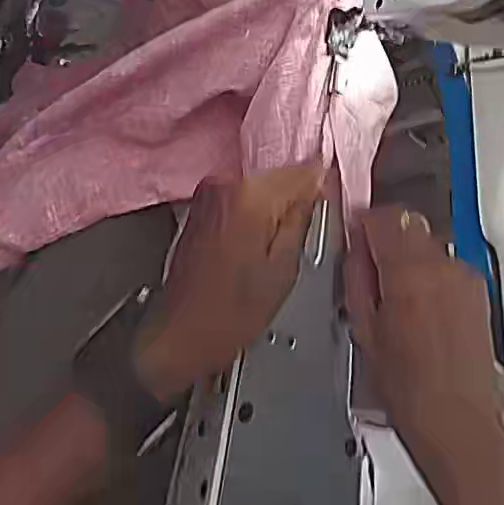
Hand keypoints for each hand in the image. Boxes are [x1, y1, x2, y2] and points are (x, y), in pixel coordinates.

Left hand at [132, 166, 322, 401]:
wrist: (178, 332)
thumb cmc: (230, 312)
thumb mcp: (283, 270)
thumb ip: (302, 219)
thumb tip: (315, 189)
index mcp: (252, 197)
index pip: (304, 172)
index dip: (321, 187)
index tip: (325, 205)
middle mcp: (228, 182)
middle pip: (281, 174)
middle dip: (295, 198)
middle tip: (298, 234)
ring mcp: (211, 188)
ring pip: (262, 182)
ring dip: (274, 203)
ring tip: (271, 242)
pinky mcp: (201, 199)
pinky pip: (242, 191)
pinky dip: (253, 208)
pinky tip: (253, 239)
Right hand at [344, 206, 503, 444]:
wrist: (457, 421)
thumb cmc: (411, 390)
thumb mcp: (364, 330)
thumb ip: (356, 277)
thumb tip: (355, 250)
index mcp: (407, 272)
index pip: (385, 217)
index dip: (365, 221)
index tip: (357, 229)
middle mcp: (440, 266)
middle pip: (408, 224)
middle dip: (387, 237)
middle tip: (372, 264)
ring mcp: (462, 276)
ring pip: (428, 243)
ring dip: (410, 256)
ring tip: (398, 294)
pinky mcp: (477, 289)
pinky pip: (447, 264)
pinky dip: (432, 273)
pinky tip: (423, 306)